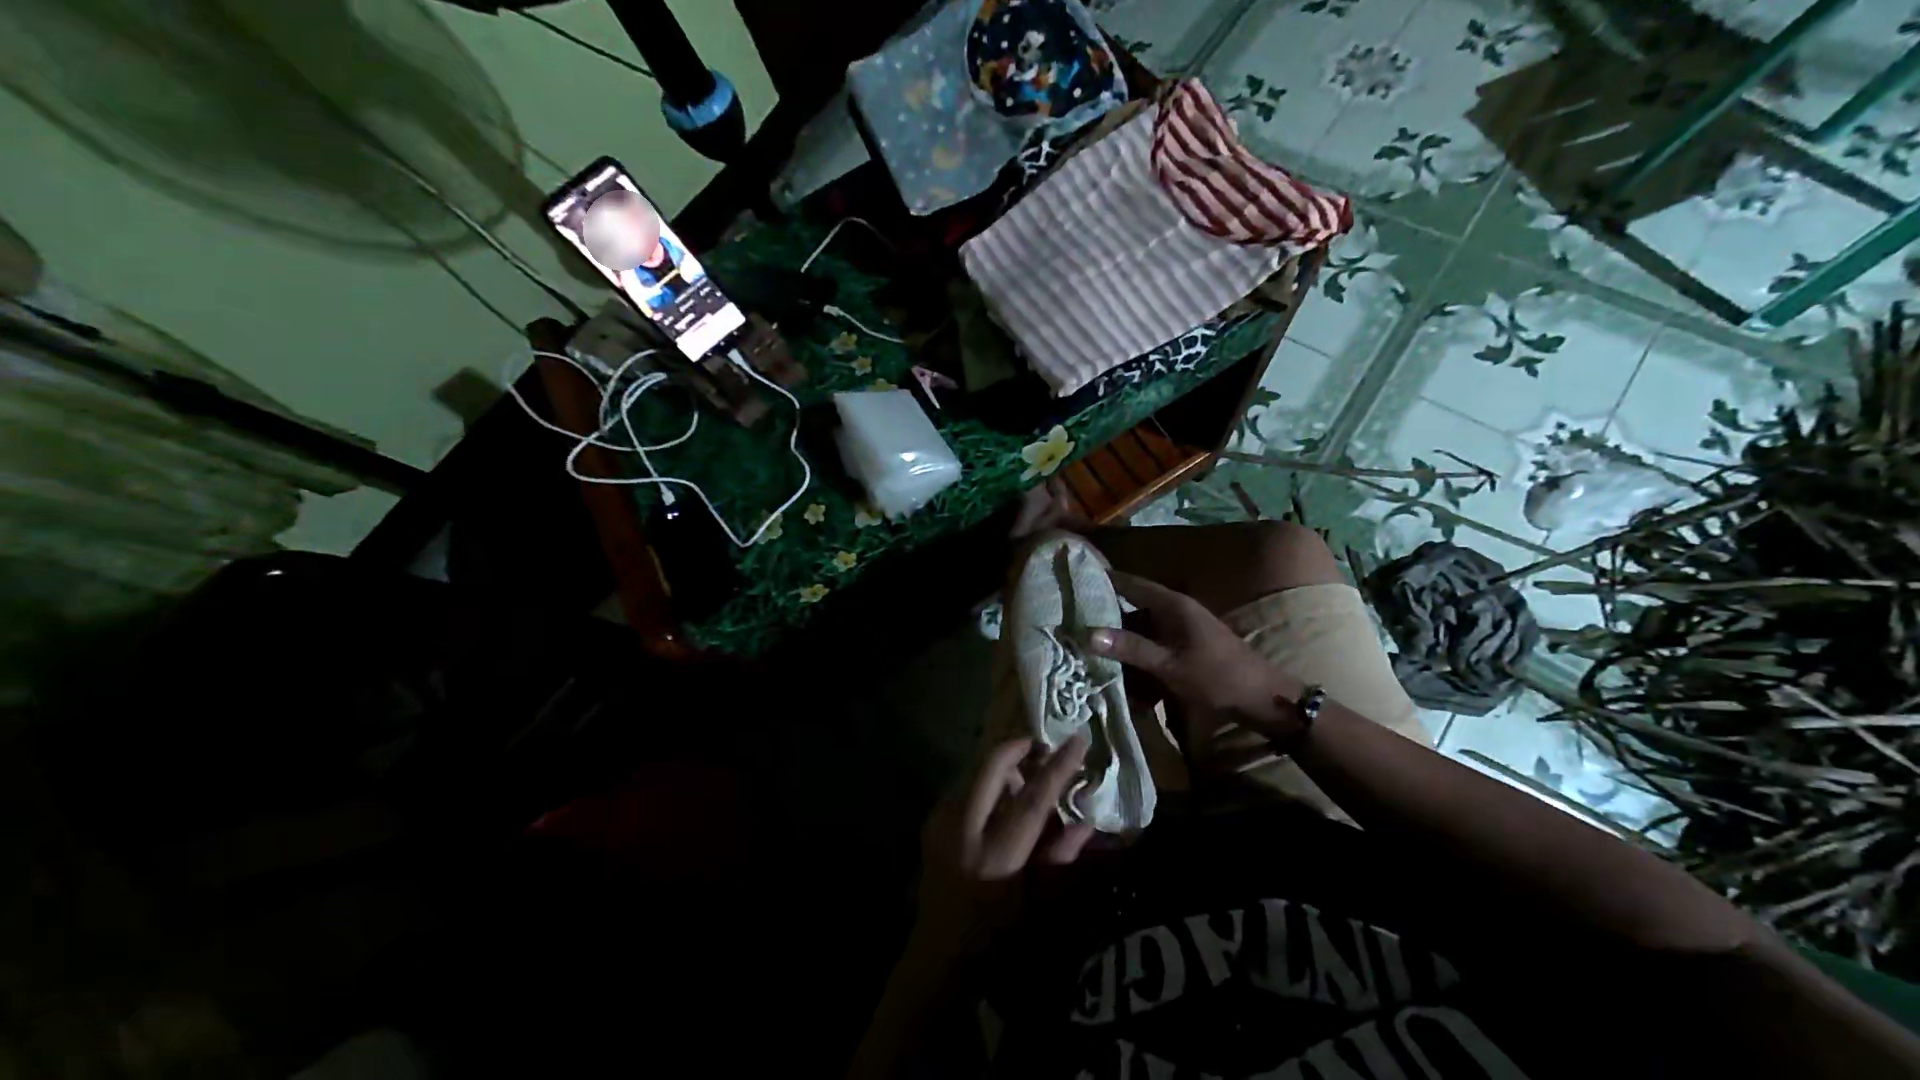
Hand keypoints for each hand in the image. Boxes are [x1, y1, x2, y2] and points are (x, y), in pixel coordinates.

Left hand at [916, 735, 1094, 954]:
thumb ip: (1060, 859)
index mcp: (996, 856)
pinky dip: (984, 783)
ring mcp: (941, 825)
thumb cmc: (996, 942)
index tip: (1077, 739)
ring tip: (1024, 776)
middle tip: (1041, 746)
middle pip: (990, 767)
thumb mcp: (1038, 910)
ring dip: (1000, 765)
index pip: (1033, 799)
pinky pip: (962, 788)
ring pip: (973, 773)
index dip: (1058, 767)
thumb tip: (1086, 820)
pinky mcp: (931, 824)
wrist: (939, 958)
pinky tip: (999, 800)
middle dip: (1017, 747)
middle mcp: (963, 831)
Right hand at [1088, 572, 1304, 764]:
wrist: (1261, 699)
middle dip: (1102, 616)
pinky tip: (1117, 671)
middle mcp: (1172, 610)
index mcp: (1170, 604)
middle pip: (1129, 606)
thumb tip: (1086, 633)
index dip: (1100, 579)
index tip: (1071, 581)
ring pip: (1138, 629)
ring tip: (1086, 648)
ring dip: (1118, 640)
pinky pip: (1150, 645)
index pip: (1127, 582)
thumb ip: (1129, 648)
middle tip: (1069, 622)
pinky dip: (1134, 656)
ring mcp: (1178, 629)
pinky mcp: (1181, 647)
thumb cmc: (1216, 676)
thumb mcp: (1168, 664)